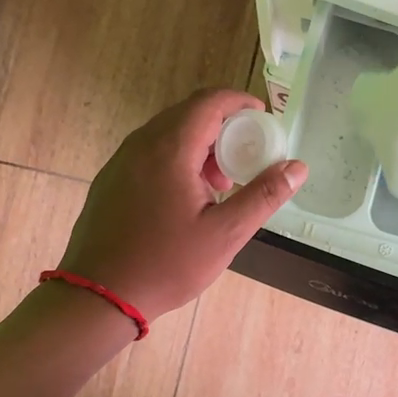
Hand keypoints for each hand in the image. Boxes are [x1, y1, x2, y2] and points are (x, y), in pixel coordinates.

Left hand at [58, 90, 306, 319]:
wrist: (100, 294)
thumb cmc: (167, 264)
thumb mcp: (225, 234)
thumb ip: (263, 196)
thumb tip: (297, 167)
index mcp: (169, 149)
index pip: (209, 102)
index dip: (240, 102)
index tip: (263, 118)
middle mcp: (141, 145)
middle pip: (188, 114)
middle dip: (223, 126)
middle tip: (248, 155)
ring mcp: (121, 162)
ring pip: (167, 134)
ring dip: (200, 145)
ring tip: (222, 183)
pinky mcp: (111, 181)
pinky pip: (150, 154)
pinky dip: (177, 159)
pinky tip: (189, 198)